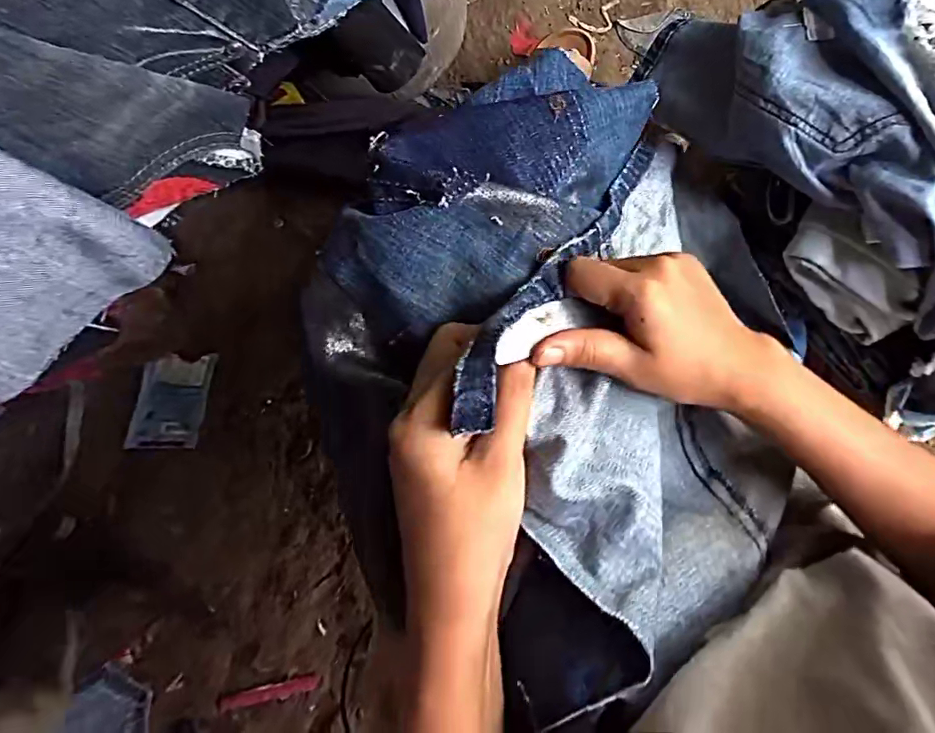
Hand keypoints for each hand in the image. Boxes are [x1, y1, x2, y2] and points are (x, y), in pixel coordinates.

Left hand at [390, 323, 536, 627]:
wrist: (450, 599)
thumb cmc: (479, 530)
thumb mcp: (502, 458)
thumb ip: (510, 397)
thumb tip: (519, 343)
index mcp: (417, 418)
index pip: (452, 346)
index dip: (493, 335)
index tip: (531, 339)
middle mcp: (402, 419)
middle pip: (442, 355)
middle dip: (485, 347)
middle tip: (529, 358)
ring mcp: (406, 436)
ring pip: (444, 376)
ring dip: (480, 370)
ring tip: (521, 378)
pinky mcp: (418, 451)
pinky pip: (445, 400)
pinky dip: (473, 391)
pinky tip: (502, 404)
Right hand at [532, 254, 790, 414]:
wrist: (740, 363)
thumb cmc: (686, 372)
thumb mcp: (633, 367)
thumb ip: (586, 349)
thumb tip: (536, 348)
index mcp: (642, 288)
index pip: (581, 271)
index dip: (572, 295)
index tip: (585, 321)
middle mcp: (657, 261)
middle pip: (602, 266)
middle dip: (598, 293)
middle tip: (616, 328)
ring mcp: (674, 257)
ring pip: (622, 263)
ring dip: (619, 286)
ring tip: (641, 320)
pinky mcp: (686, 258)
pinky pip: (646, 262)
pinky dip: (641, 281)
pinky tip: (658, 309)